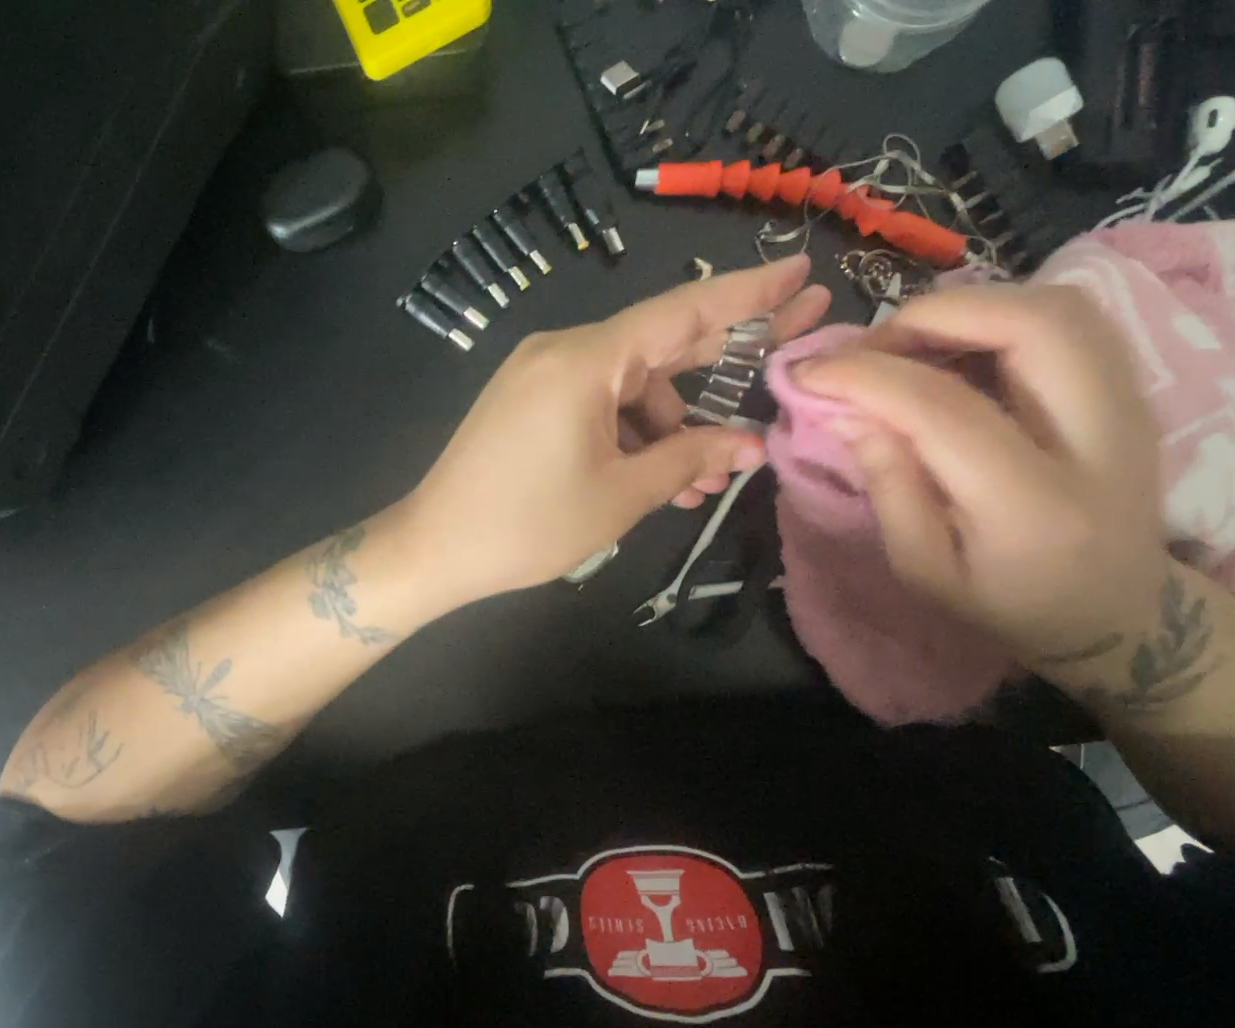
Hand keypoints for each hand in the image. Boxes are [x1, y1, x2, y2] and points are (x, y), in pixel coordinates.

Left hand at [392, 256, 829, 601]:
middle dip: (724, 363)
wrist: (432, 548)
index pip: (683, 311)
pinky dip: (629, 433)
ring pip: (628, 387)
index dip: (748, 293)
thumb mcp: (621, 495)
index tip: (801, 272)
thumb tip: (750, 444)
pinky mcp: (527, 401)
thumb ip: (690, 458)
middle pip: (659, 346)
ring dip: (670, 428)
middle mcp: (562, 351)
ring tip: (704, 483)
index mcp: (585, 360)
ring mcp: (539, 374)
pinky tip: (658, 478)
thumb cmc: (527, 524)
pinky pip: (596, 403)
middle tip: (793, 350)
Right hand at [795, 285, 1170, 661]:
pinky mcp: (1132, 393)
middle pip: (1033, 325)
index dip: (865, 377)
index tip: (806, 373)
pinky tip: (953, 349)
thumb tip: (845, 408)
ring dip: (968, 307)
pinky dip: (998, 317)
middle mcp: (1100, 443)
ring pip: (1059, 308)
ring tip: (906, 344)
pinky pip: (1069, 322)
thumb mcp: (923, 571)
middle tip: (870, 347)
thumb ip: (888, 485)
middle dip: (933, 315)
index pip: (944, 409)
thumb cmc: (1005, 606)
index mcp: (1034, 507)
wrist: (1115, 617)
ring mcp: (1131, 409)